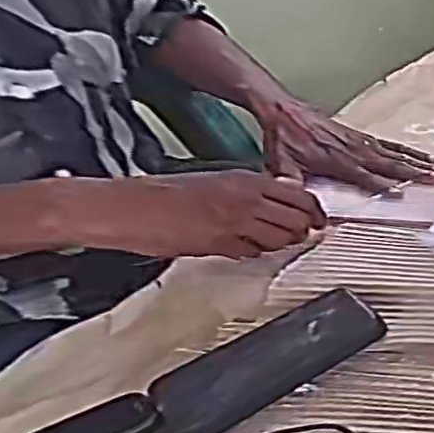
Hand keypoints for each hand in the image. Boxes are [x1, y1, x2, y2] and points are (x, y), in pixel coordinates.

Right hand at [75, 172, 325, 259]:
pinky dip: (253, 252)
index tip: (319, 221)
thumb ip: (254, 189)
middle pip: (299, 221)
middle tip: (297, 235)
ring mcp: (234, 222)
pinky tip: (240, 247)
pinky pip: (253, 252)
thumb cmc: (160, 193)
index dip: (316, 213)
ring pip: (282, 238)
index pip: (303, 197)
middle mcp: (246, 200)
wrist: (114, 206)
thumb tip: (287, 195)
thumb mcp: (217, 180)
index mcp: (248, 181)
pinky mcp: (218, 243)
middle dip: (302, 230)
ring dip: (280, 243)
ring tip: (265, 241)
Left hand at [253, 95, 433, 193]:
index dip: (383, 186)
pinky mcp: (367, 137)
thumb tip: (293, 196)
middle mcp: (357, 154)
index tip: (402, 194)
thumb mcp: (280, 162)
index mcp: (339, 163)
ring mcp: (365, 144)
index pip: (367, 178)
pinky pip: (394, 146)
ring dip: (420, 163)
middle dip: (416, 173)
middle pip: (392, 166)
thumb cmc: (285, 139)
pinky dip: (411, 152)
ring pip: (399, 156)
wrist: (285, 111)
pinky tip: (426, 156)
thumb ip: (290, 180)